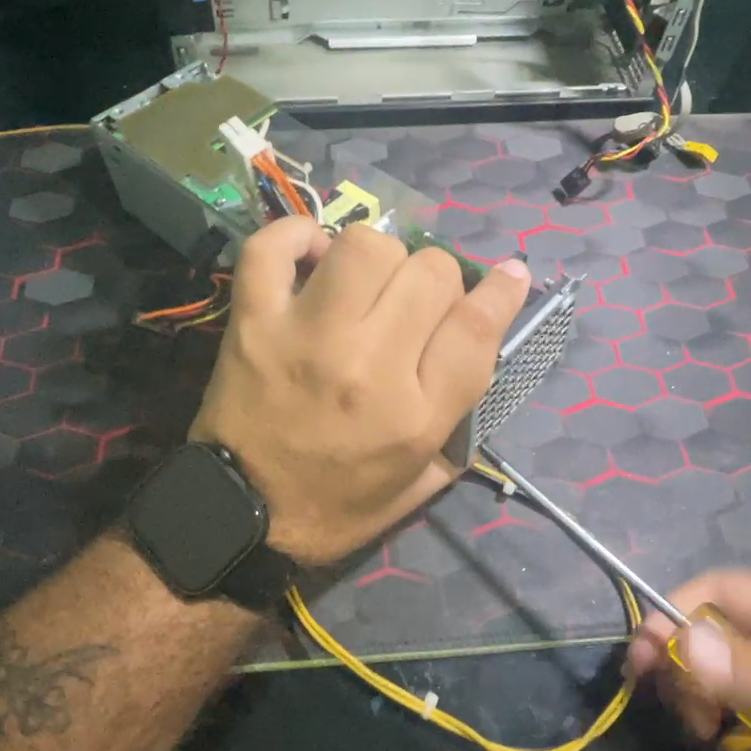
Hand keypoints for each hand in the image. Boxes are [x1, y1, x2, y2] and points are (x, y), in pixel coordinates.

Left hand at [191, 218, 530, 565]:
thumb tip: (484, 343)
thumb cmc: (335, 506)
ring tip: (364, 282)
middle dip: (435, 280)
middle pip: (430, 274)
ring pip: (365, 247)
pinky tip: (313, 252)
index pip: (477, 328)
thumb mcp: (419, 484)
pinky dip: (295, 235)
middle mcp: (368, 366)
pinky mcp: (254, 322)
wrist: (241, 515)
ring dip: (377, 256)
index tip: (509, 274)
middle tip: (412, 302)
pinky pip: (273, 248)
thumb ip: (461, 420)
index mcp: (416, 416)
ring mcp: (307, 337)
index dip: (501, 291)